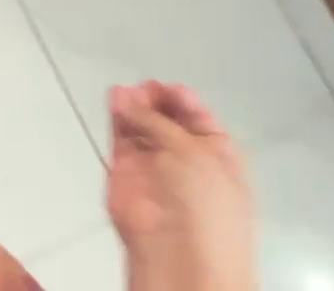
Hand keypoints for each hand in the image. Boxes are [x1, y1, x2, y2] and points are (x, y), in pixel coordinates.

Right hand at [108, 81, 257, 290]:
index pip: (201, 120)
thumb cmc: (205, 204)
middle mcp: (186, 157)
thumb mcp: (194, 155)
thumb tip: (126, 96)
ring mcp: (153, 161)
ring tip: (124, 91)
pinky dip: (117, 116)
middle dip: (156, 100)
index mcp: (219, 158)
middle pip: (168, 119)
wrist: (176, 248)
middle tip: (143, 88)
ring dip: (134, 105)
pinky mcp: (124, 166)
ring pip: (141, 124)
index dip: (185, 101)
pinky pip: (121, 136)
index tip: (168, 87)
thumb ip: (157, 122)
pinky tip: (114, 99)